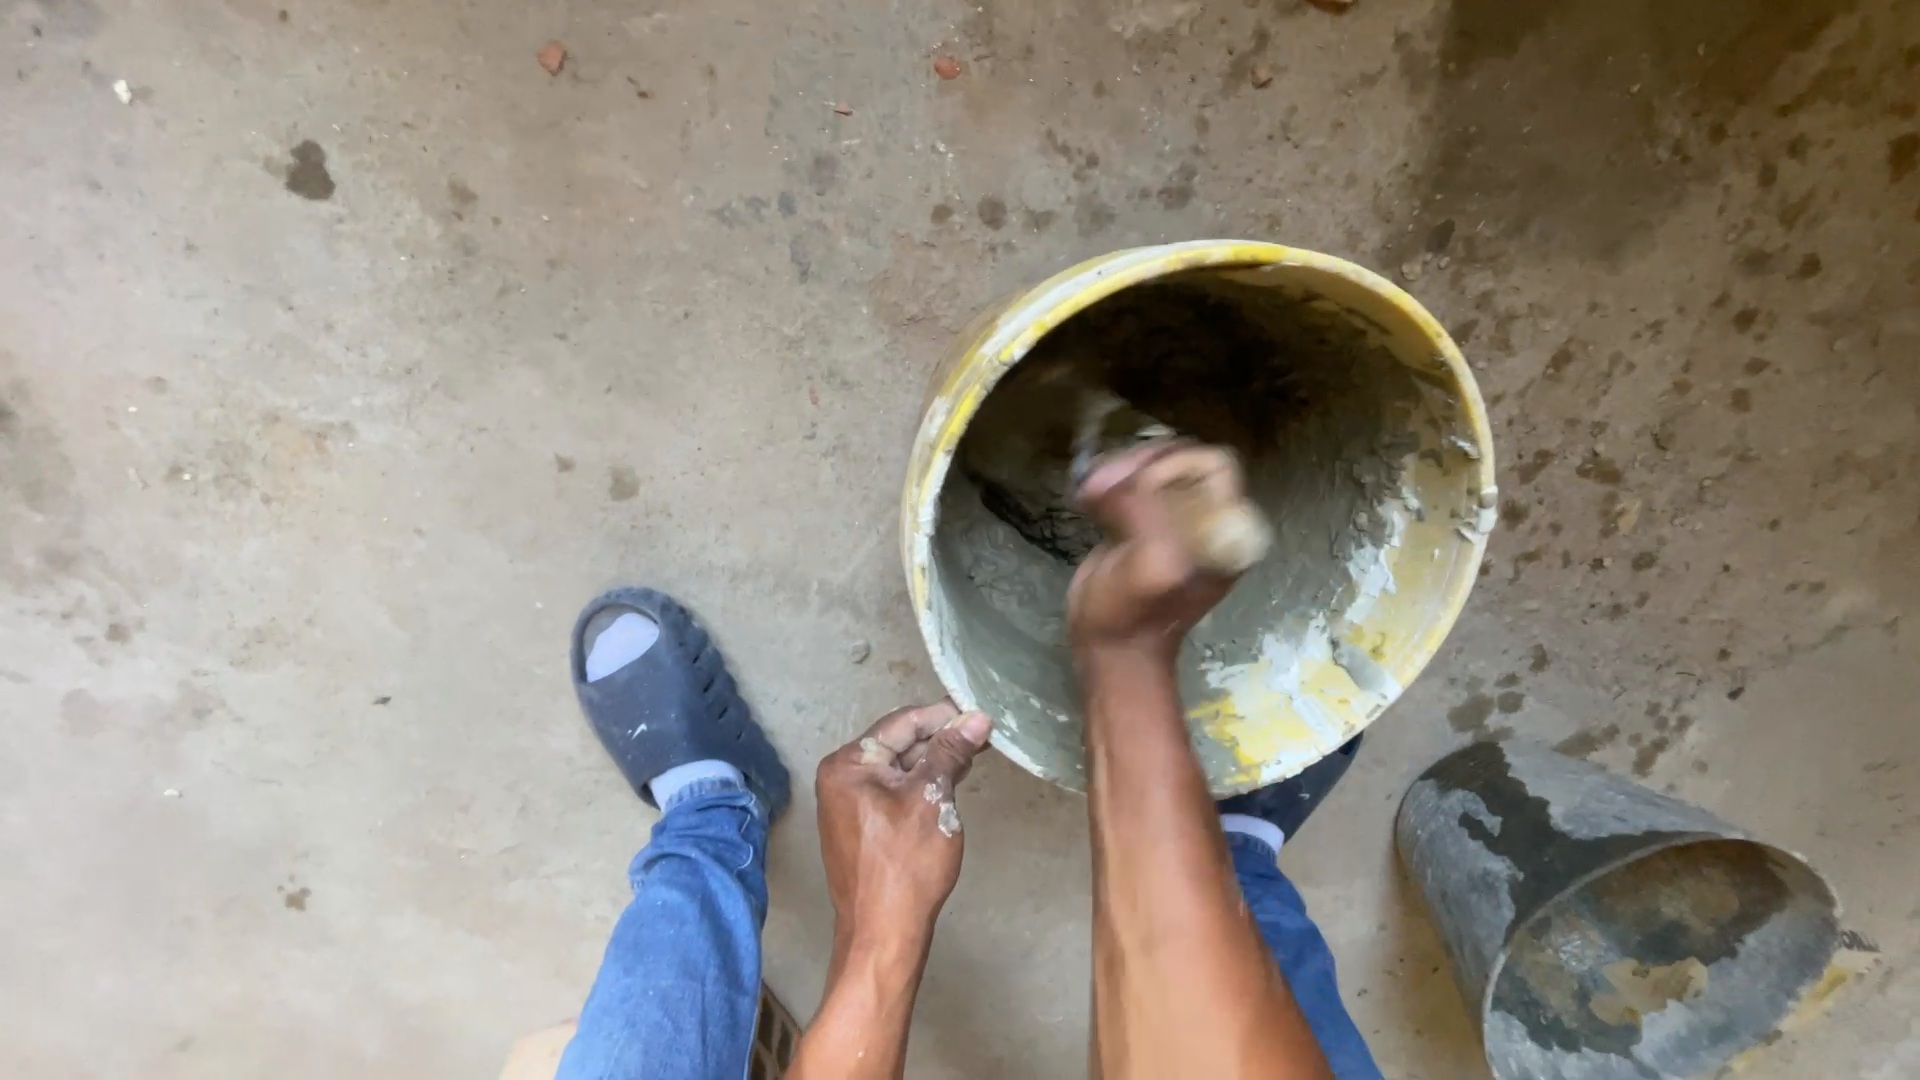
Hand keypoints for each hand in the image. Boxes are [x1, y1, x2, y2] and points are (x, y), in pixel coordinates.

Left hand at [815, 700, 992, 955]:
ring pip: (900, 767)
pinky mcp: (863, 822)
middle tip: (983, 730)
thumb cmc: (906, 864)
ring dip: (936, 759)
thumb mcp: (932, 799)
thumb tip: (977, 717)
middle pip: (899, 742)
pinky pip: (896, 789)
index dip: (943, 715)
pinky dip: (924, 782)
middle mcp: (842, 777)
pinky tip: (953, 776)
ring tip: (976, 749)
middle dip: (941, 737)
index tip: (978, 710)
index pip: (902, 723)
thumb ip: (951, 752)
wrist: (883, 935)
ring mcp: (850, 801)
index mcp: (848, 764)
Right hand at [1068, 441, 1246, 660]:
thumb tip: (1110, 481)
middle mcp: (1207, 518)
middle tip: (1101, 485)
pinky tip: (1086, 499)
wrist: (1111, 648)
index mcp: (1226, 528)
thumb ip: (1146, 515)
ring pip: (1150, 466)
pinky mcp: (1142, 522)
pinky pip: (1129, 483)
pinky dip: (1105, 483)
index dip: (1173, 467)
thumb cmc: (1134, 614)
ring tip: (1088, 494)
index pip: (1213, 465)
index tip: (1135, 489)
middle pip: (1179, 458)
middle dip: (1138, 465)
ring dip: (1116, 471)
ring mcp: (1173, 519)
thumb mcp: (1151, 566)